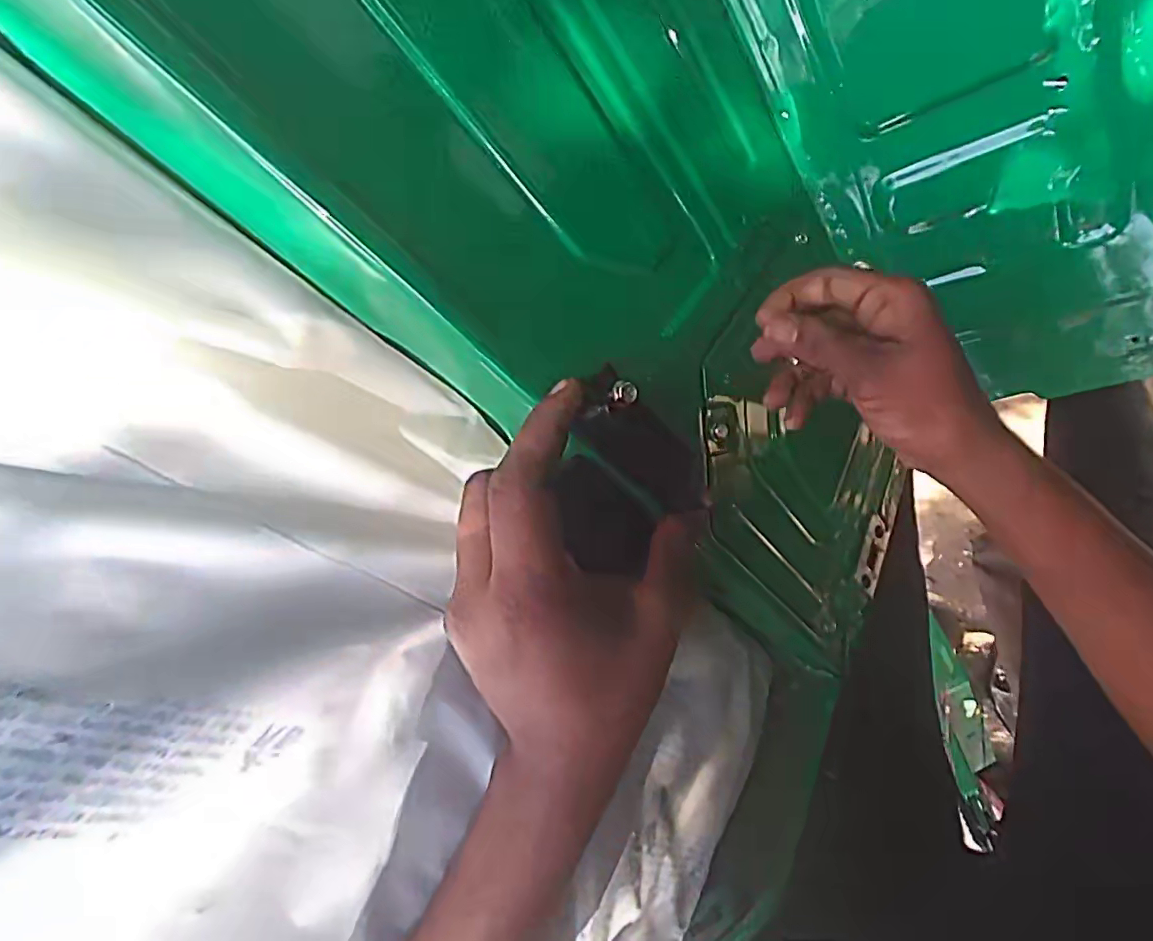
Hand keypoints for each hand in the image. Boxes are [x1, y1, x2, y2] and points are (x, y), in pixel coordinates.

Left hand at [448, 380, 699, 777]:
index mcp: (530, 585)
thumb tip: (692, 508)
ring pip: (471, 512)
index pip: (519, 486)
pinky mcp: (460, 614)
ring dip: (514, 482)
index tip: (571, 391)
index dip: (543, 429)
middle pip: (484, 489)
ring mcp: (462, 603)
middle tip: (576, 437)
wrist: (557, 762)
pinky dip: (507, 515)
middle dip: (528, 449)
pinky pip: (475, 540)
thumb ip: (673, 555)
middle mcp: (480, 587)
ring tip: (564, 481)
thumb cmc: (611, 691)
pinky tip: (550, 533)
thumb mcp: (658, 621)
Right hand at [749, 266, 1010, 482]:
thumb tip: (771, 324)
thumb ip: (818, 344)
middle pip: (822, 316)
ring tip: (772, 400)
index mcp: (890, 299)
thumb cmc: (922, 405)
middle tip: (758, 357)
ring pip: (823, 348)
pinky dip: (814, 392)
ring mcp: (877, 345)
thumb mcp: (866, 372)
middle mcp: (882, 315)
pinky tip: (796, 417)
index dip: (791, 298)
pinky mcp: (872, 373)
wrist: (958, 452)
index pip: (830, 282)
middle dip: (790, 341)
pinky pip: (833, 373)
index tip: (761, 322)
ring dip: (797, 374)